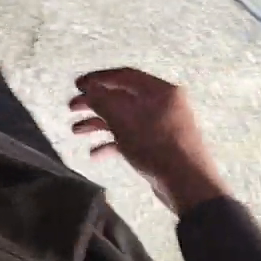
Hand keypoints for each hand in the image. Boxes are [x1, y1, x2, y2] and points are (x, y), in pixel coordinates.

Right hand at [69, 68, 229, 215]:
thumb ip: (101, 99)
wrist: (188, 184)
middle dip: (93, 103)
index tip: (76, 85)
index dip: (96, 78)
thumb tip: (88, 88)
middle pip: (121, 97)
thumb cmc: (154, 144)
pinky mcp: (160, 145)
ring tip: (76, 131)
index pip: (123, 75)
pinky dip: (112, 142)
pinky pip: (131, 136)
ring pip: (123, 118)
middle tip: (72, 108)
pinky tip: (95, 154)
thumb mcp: (121, 118)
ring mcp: (163, 125)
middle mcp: (163, 104)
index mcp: (160, 91)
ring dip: (98, 123)